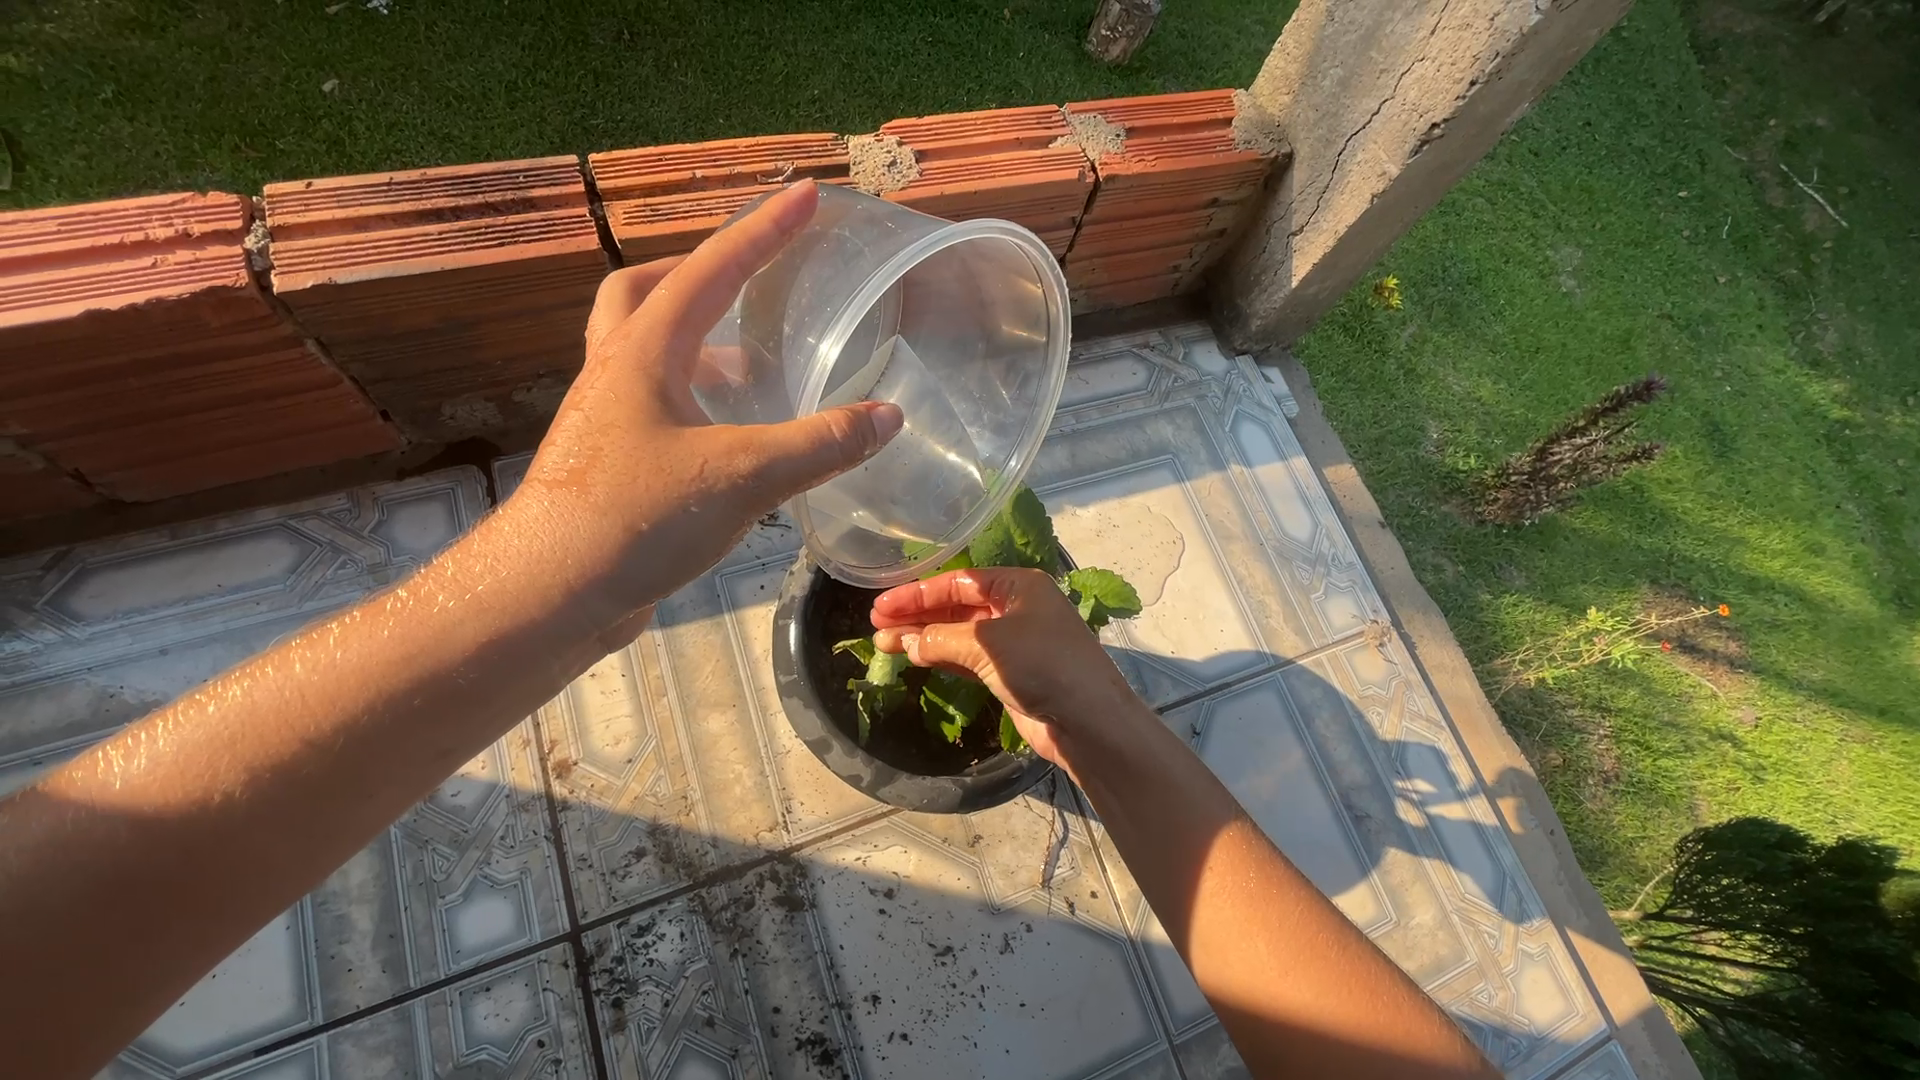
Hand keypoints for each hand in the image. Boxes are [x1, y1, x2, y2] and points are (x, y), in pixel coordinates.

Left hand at [512, 181, 902, 629]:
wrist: (551, 593)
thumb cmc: (637, 518)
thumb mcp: (743, 476)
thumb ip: (820, 444)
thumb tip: (888, 417)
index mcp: (644, 352)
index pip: (711, 270)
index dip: (765, 230)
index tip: (807, 194)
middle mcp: (616, 371)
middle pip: (644, 292)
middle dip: (700, 275)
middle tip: (747, 282)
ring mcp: (606, 419)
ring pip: (644, 352)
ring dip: (695, 342)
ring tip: (750, 364)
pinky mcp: (610, 462)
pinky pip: (653, 405)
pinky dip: (693, 399)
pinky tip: (728, 439)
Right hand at [869, 568, 1141, 771]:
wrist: (1087, 720)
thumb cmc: (1042, 665)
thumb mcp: (987, 643)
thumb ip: (941, 638)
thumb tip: (907, 641)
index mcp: (1018, 586)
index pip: (959, 582)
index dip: (918, 593)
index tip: (882, 605)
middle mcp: (1017, 609)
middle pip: (956, 607)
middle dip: (917, 615)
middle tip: (877, 624)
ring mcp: (1015, 643)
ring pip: (959, 635)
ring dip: (924, 638)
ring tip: (884, 643)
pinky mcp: (1011, 674)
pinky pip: (967, 659)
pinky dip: (941, 657)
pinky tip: (914, 658)